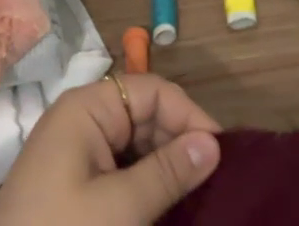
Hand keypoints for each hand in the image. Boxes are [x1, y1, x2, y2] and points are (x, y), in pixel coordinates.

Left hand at [0, 74, 222, 224]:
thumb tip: (215, 143)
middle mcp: (83, 119)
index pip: (154, 91)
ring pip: (138, 144)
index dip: (190, 116)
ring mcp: (78, 151)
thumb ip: (168, 172)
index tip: (222, 157)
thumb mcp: (120, 206)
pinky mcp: (76, 182)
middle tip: (215, 183)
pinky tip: (169, 206)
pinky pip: (122, 169)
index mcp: (88, 108)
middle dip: (181, 144)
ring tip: (199, 196)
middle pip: (147, 115)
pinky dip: (147, 184)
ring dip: (167, 167)